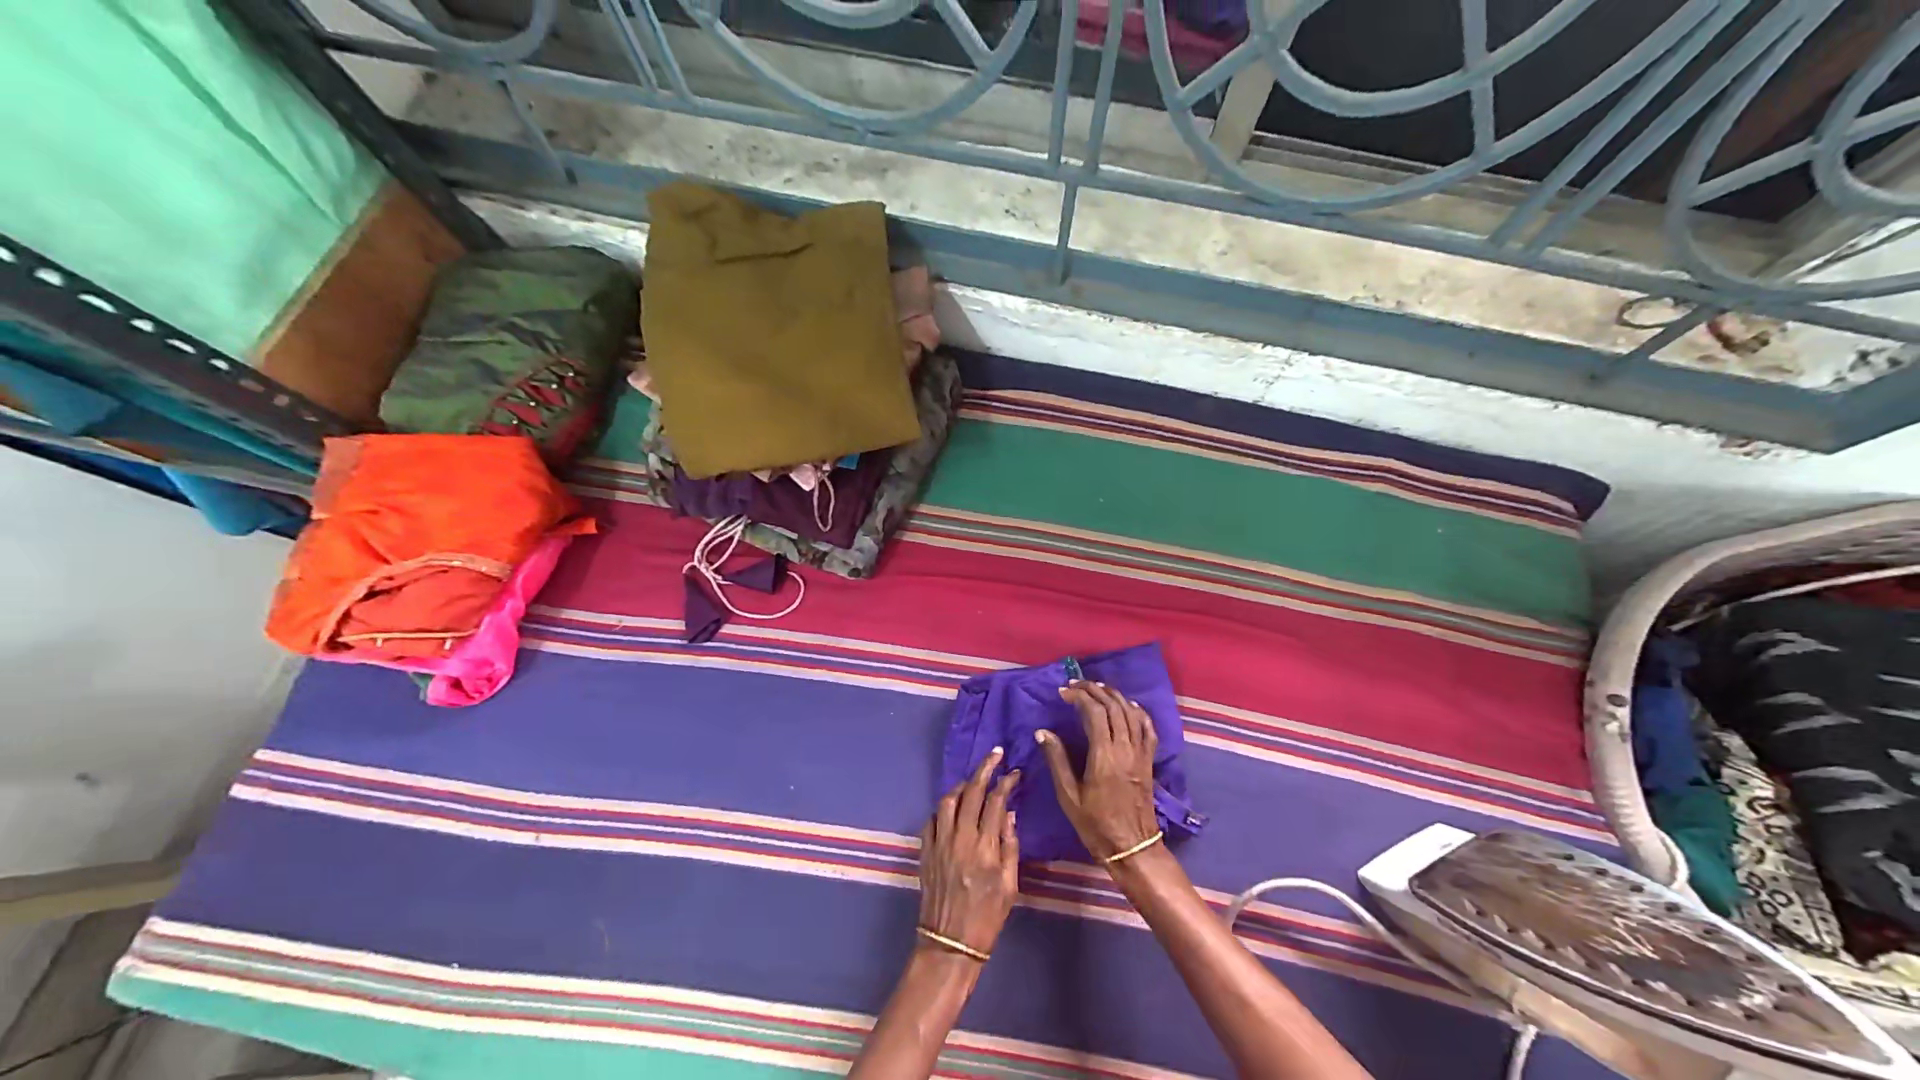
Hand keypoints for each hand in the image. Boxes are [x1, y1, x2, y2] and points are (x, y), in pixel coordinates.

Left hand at [918, 748, 1019, 959]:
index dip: (1006, 783)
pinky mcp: (925, 850)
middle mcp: (961, 838)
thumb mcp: (1010, 885)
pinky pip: (931, 819)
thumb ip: (1010, 847)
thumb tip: (1010, 814)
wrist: (950, 943)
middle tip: (994, 755)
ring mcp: (940, 842)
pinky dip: (942, 807)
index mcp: (986, 847)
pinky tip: (951, 806)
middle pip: (972, 792)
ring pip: (948, 800)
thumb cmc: (987, 917)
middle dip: (984, 769)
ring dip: (962, 785)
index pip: (997, 802)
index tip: (1014, 772)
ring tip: (973, 780)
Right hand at [1038, 681, 1161, 862]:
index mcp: (1104, 756)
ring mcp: (1140, 753)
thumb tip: (1043, 731)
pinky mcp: (1149, 760)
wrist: (1132, 847)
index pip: (1094, 712)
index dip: (1079, 697)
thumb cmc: (1095, 824)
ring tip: (1098, 688)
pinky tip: (1128, 705)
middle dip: (1095, 690)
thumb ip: (1057, 760)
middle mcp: (1125, 748)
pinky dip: (1137, 712)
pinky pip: (1147, 728)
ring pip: (1131, 713)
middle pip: (1113, 707)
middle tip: (1076, 685)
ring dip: (1114, 696)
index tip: (1063, 692)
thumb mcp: (1069, 795)